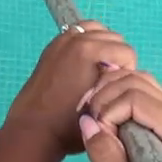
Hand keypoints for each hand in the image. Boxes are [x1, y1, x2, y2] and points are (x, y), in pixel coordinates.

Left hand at [3, 21, 136, 157]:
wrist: (33, 130)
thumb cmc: (70, 125)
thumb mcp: (103, 106)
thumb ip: (118, 83)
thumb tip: (121, 73)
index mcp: (88, 50)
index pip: (127, 51)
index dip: (128, 71)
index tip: (117, 88)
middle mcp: (74, 38)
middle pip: (113, 37)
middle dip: (116, 57)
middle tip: (108, 80)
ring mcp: (60, 40)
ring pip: (95, 31)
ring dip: (103, 47)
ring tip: (98, 71)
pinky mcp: (52, 47)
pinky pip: (78, 34)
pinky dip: (87, 44)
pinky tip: (85, 67)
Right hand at [77, 68, 161, 161]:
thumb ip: (107, 158)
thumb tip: (88, 122)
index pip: (135, 99)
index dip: (108, 111)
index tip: (97, 136)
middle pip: (133, 81)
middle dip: (103, 99)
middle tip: (88, 124)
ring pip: (133, 77)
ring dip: (105, 91)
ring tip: (90, 115)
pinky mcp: (158, 112)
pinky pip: (132, 85)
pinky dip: (110, 90)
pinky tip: (97, 110)